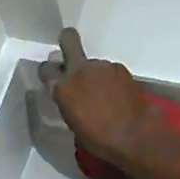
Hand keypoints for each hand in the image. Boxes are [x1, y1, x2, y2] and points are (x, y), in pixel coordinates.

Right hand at [39, 28, 158, 161]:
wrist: (133, 135)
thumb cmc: (99, 138)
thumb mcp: (73, 123)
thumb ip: (68, 102)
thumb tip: (70, 96)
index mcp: (63, 87)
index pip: (46, 68)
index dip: (49, 73)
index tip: (54, 79)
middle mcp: (79, 70)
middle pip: (68, 39)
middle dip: (67, 42)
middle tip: (71, 56)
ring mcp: (101, 66)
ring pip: (93, 63)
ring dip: (95, 74)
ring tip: (105, 95)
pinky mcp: (121, 69)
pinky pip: (110, 71)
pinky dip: (111, 81)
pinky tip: (119, 96)